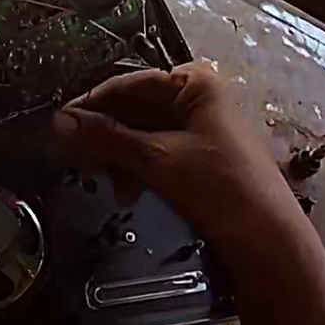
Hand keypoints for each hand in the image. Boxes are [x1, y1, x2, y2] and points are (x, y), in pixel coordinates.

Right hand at [51, 64, 300, 245]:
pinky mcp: (193, 157)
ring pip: (137, 135)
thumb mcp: (158, 160)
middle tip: (78, 163)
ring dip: (117, 159)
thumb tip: (57, 124)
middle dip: (104, 138)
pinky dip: (134, 171)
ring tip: (110, 186)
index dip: (90, 106)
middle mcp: (193, 98)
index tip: (58, 128)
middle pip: (131, 110)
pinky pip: (151, 154)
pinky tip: (127, 193)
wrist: (267, 241)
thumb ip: (107, 139)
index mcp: (193, 83)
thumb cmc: (221, 187)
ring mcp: (195, 128)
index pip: (127, 84)